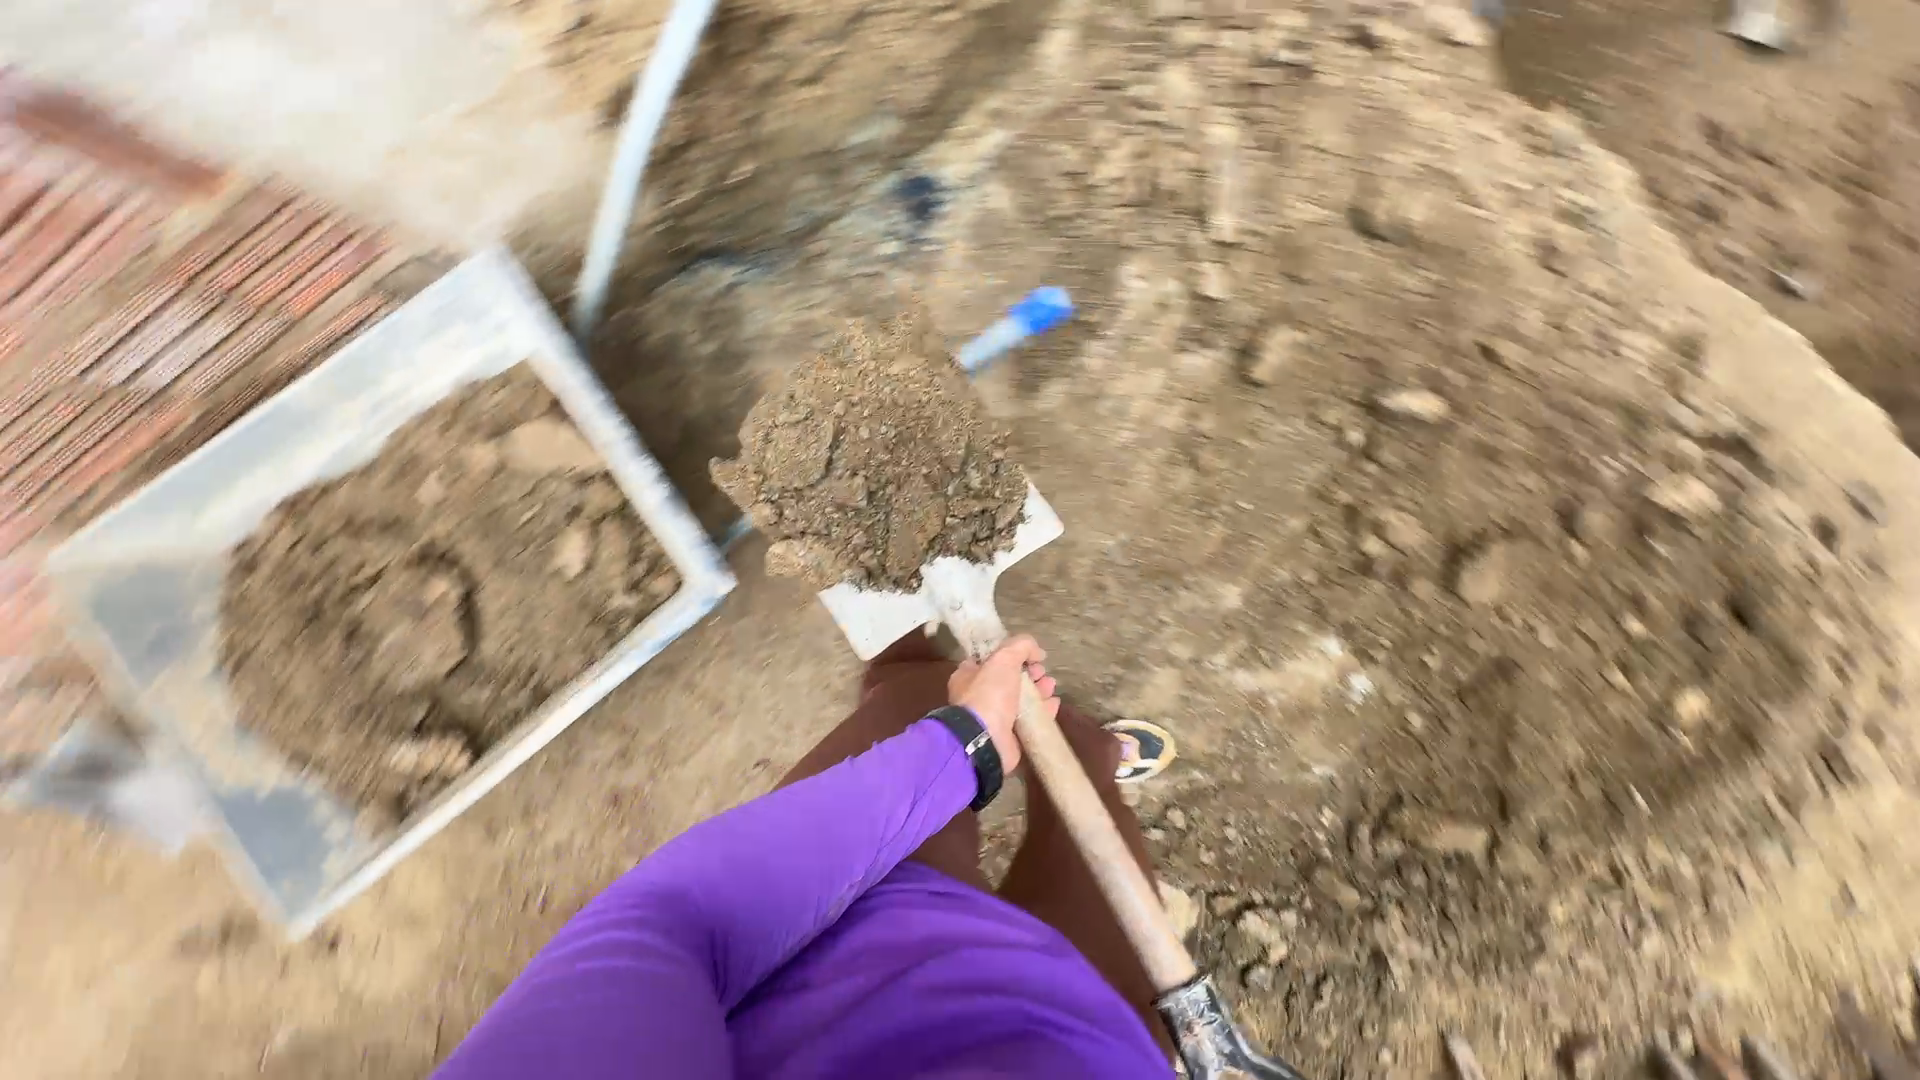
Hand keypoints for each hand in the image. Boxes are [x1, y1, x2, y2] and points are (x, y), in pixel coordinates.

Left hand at [947, 635, 1057, 773]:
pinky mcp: (1009, 737)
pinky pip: (1029, 721)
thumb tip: (1037, 651)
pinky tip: (1054, 704)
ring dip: (1039, 691)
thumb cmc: (989, 693)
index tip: (1030, 657)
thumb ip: (1020, 646)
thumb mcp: (1004, 658)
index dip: (1012, 656)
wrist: (986, 740)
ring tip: (1051, 686)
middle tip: (1043, 673)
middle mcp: (979, 697)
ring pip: (1021, 701)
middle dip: (1030, 674)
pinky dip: (1042, 711)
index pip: (992, 661)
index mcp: (969, 677)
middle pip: (1010, 680)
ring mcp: (994, 719)